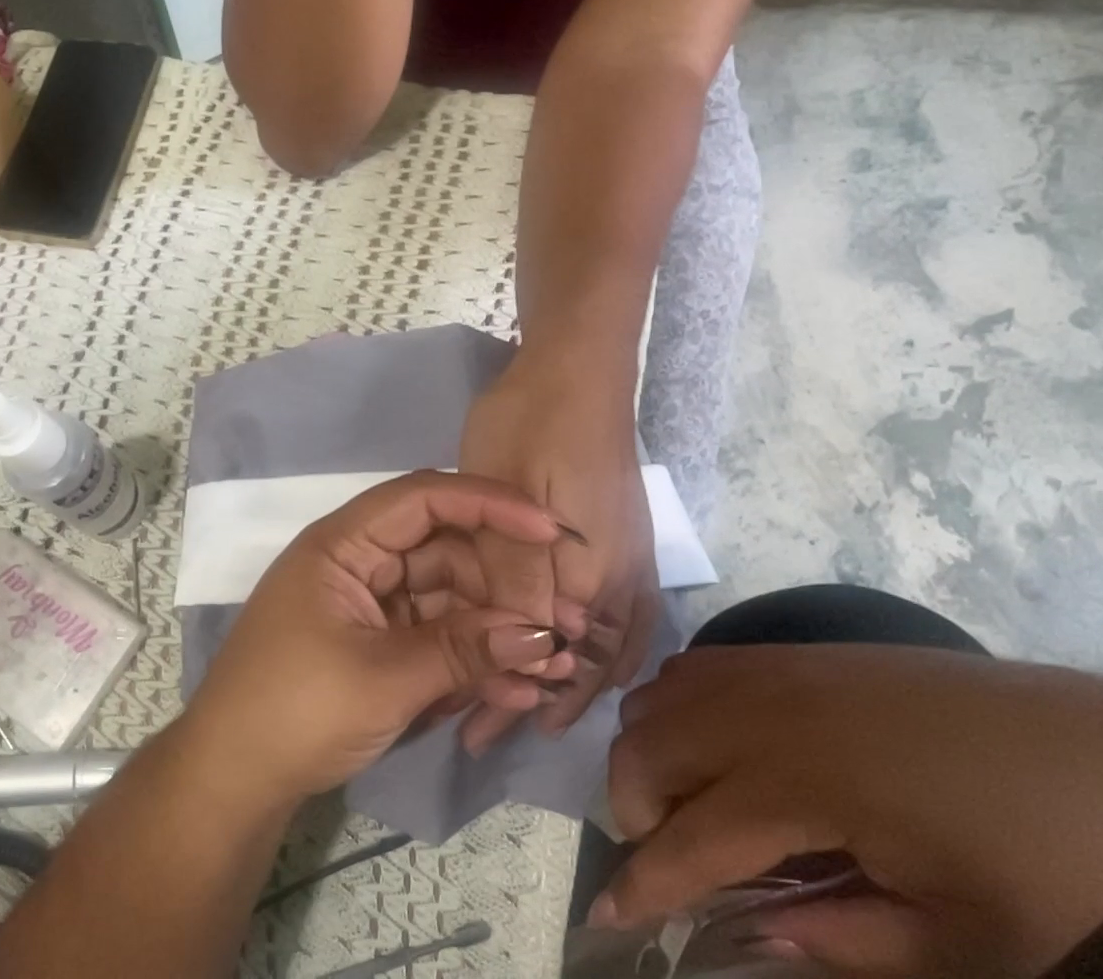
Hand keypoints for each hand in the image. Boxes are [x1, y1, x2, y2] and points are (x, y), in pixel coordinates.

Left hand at [179, 471, 570, 802]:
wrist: (235, 777)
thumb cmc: (298, 710)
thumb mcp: (385, 678)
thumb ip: (464, 650)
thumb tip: (543, 636)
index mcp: (342, 546)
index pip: (423, 499)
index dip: (489, 504)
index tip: (550, 529)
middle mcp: (358, 566)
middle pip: (445, 554)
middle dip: (504, 591)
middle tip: (565, 628)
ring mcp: (368, 609)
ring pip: (447, 603)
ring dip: (496, 635)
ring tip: (552, 671)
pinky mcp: (376, 649)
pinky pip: (434, 641)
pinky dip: (470, 663)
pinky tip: (516, 693)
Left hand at [455, 348, 659, 752]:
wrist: (579, 367)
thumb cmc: (528, 425)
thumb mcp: (501, 495)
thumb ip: (515, 576)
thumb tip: (529, 656)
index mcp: (588, 575)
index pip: (555, 661)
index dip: (513, 699)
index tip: (475, 734)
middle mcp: (619, 580)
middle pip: (581, 663)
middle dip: (534, 702)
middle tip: (486, 735)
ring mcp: (627, 561)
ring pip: (599, 645)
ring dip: (558, 680)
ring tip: (516, 710)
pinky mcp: (619, 544)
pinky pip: (610, 616)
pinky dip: (583, 647)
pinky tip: (549, 654)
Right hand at [601, 645, 1102, 976]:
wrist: (1099, 757)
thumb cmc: (1034, 858)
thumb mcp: (963, 941)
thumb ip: (846, 942)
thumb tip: (747, 931)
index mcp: (802, 787)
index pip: (689, 843)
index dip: (641, 886)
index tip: (604, 916)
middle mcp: (763, 716)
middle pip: (644, 753)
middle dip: (632, 811)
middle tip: (668, 853)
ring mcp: (770, 672)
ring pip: (651, 703)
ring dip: (647, 756)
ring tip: (688, 799)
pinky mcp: (785, 653)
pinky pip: (686, 669)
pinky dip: (671, 708)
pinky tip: (714, 744)